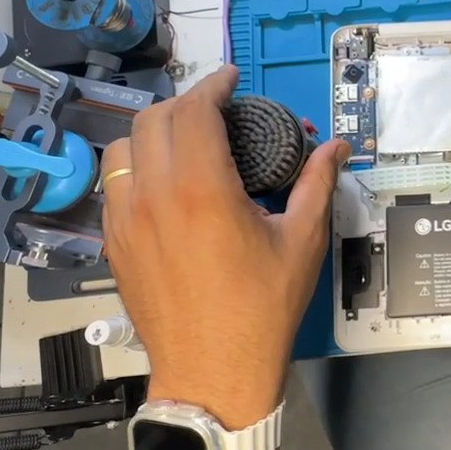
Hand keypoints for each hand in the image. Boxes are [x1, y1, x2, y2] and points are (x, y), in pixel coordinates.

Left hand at [99, 66, 348, 423]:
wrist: (212, 371)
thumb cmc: (264, 306)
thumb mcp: (302, 241)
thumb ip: (316, 183)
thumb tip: (336, 147)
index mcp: (203, 189)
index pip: (195, 112)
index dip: (213, 85)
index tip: (232, 78)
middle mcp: (154, 195)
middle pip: (153, 119)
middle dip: (185, 101)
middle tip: (216, 107)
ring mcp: (125, 221)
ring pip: (123, 149)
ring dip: (154, 131)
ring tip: (185, 140)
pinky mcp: (113, 244)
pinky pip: (114, 185)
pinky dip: (137, 166)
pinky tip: (164, 183)